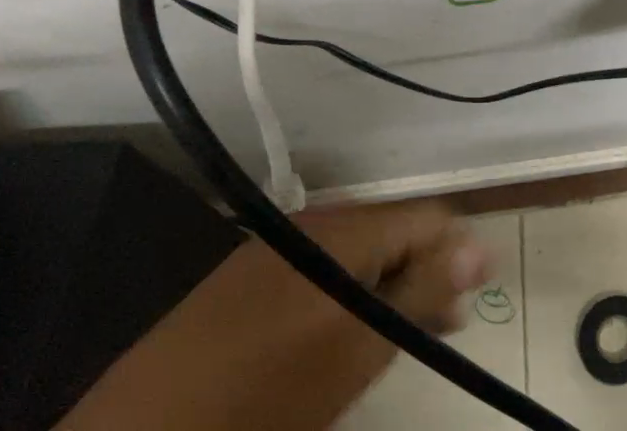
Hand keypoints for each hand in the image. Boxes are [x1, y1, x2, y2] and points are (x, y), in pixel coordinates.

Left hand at [59, 200, 493, 430]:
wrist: (144, 430)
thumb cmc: (269, 390)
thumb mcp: (360, 344)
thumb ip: (425, 288)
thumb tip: (482, 244)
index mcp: (346, 228)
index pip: (432, 216)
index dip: (458, 256)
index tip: (461, 308)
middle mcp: (315, 221)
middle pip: (396, 231)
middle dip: (423, 274)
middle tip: (434, 329)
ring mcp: (276, 247)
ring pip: (360, 253)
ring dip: (385, 288)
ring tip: (388, 340)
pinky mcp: (248, 275)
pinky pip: (320, 269)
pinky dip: (344, 295)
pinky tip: (337, 338)